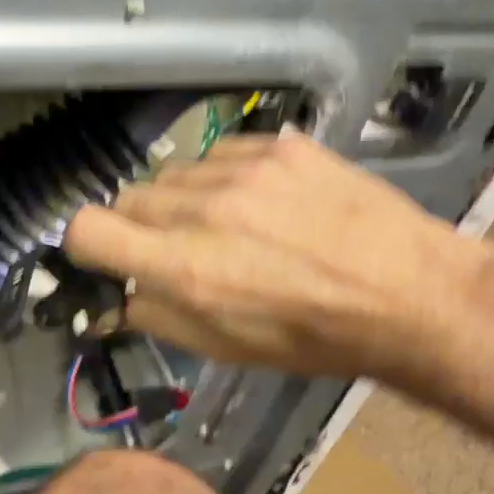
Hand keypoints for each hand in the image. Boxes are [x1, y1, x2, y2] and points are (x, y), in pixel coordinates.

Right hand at [63, 129, 478, 381]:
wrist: (408, 293)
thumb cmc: (311, 336)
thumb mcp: (224, 348)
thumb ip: (158, 316)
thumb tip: (121, 294)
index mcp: (184, 268)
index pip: (87, 230)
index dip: (86, 244)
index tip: (106, 254)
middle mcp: (203, 210)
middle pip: (127, 197)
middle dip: (141, 225)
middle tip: (177, 247)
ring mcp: (244, 170)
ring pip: (173, 172)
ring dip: (183, 198)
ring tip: (227, 222)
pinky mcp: (279, 145)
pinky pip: (219, 150)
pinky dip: (223, 175)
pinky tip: (258, 199)